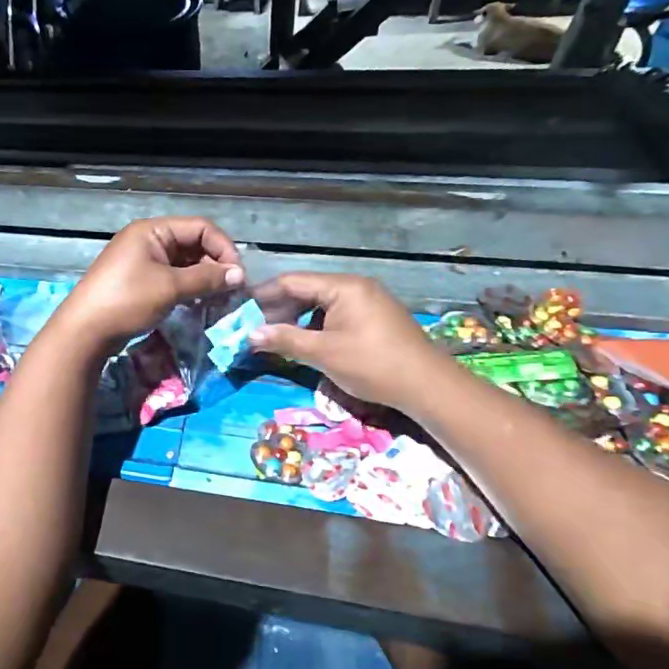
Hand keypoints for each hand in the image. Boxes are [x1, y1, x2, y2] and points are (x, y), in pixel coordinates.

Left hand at [52, 217, 243, 350]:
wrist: (84, 331)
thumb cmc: (127, 301)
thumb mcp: (170, 287)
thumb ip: (206, 278)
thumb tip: (239, 275)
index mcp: (152, 230)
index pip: (201, 227)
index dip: (223, 248)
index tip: (237, 276)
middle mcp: (147, 239)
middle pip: (193, 244)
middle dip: (215, 265)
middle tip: (231, 291)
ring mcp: (141, 261)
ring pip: (183, 263)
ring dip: (203, 278)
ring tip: (218, 300)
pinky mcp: (138, 281)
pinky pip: (171, 277)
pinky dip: (187, 288)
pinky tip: (199, 304)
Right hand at [248, 273, 454, 409]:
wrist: (428, 386)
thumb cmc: (372, 364)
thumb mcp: (323, 353)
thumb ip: (285, 339)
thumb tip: (249, 334)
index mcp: (343, 286)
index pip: (292, 282)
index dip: (263, 295)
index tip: (240, 309)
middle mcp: (355, 286)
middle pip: (306, 290)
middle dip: (278, 308)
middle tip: (253, 326)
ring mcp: (367, 301)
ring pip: (320, 304)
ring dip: (295, 318)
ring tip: (273, 336)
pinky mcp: (373, 317)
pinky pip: (335, 313)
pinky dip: (315, 325)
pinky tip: (302, 341)